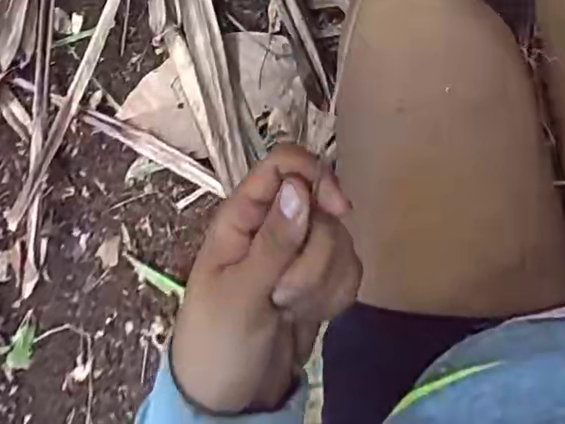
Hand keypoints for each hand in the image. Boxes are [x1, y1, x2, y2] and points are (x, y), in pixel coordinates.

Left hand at [170, 145, 359, 413]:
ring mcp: (298, 251)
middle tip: (282, 293)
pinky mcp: (319, 279)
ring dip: (322, 280)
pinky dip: (337, 294)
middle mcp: (274, 223)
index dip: (315, 175)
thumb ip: (272, 242)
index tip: (337, 210)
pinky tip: (312, 314)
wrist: (230, 405)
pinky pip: (348, 268)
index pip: (284, 164)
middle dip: (313, 256)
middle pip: (320, 205)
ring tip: (288, 309)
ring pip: (338, 238)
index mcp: (244, 214)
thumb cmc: (216, 343)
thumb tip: (299, 187)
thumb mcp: (239, 295)